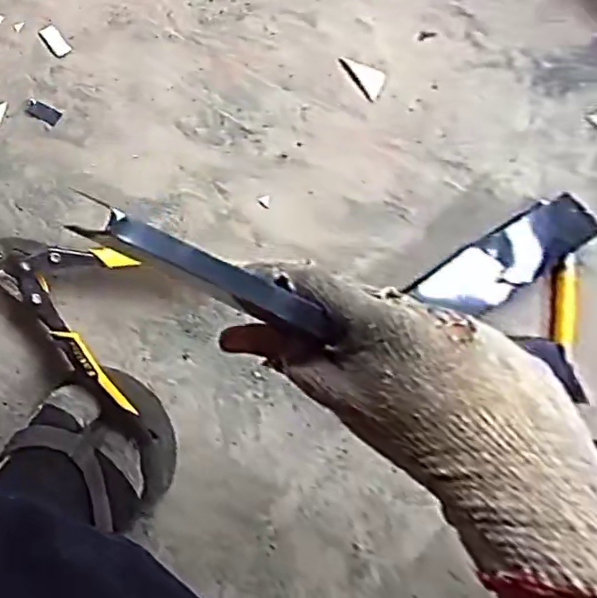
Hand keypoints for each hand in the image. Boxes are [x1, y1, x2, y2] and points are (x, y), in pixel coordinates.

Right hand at [221, 265, 596, 595]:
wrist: (526, 492)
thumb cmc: (419, 440)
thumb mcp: (332, 393)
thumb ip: (285, 353)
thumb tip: (244, 334)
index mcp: (380, 317)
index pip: (309, 279)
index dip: (271, 281)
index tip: (247, 288)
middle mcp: (431, 313)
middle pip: (357, 302)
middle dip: (325, 320)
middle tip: (302, 345)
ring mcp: (483, 333)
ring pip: (405, 321)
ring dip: (379, 336)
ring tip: (372, 371)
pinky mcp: (519, 356)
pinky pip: (451, 339)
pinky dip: (426, 352)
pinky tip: (423, 381)